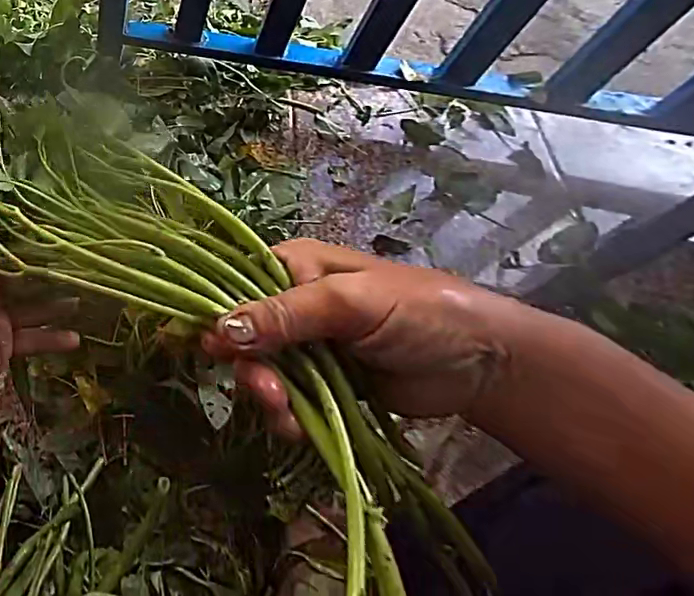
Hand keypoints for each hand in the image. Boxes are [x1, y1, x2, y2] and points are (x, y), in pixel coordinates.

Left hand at [0, 205, 79, 405]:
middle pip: (24, 280)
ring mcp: (1, 318)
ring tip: (84, 296)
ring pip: (35, 307)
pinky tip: (75, 338)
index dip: (24, 242)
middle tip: (77, 263)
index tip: (49, 228)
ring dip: (57, 304)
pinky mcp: (7, 343)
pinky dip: (53, 339)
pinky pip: (34, 339)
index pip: (4, 253)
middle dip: (47, 274)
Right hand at [201, 240, 539, 435]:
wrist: (484, 363)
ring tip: (287, 414)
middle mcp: (289, 302)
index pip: (235, 283)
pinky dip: (287, 416)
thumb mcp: (347, 302)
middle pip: (243, 334)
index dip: (218, 314)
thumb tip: (219, 329)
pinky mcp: (322, 384)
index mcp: (290, 266)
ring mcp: (305, 346)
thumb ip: (285, 314)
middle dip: (249, 365)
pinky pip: (287, 400)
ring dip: (267, 395)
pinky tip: (300, 427)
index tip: (209, 349)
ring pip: (261, 370)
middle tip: (267, 392)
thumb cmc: (415, 310)